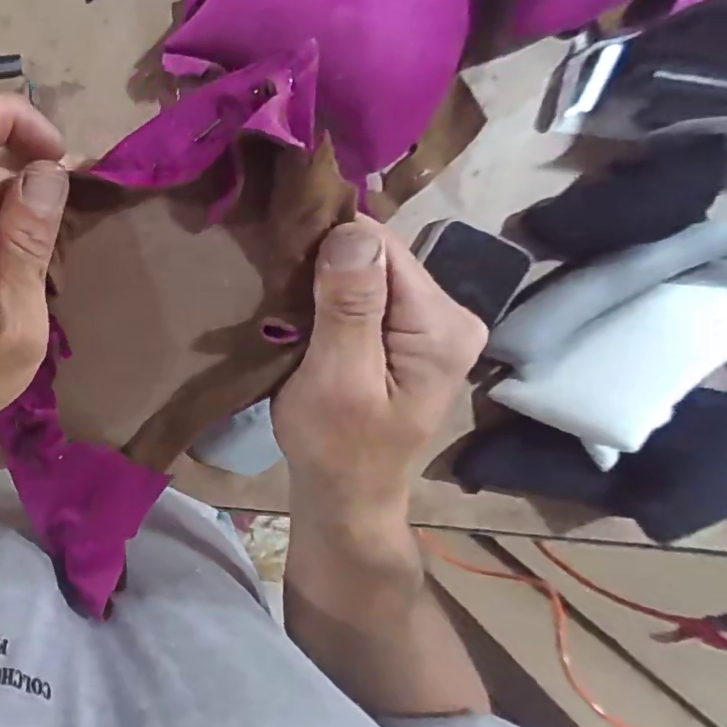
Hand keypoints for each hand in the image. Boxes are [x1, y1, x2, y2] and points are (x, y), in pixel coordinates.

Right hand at [272, 217, 485, 529]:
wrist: (344, 492)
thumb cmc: (335, 444)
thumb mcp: (337, 378)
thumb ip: (350, 308)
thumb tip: (351, 233)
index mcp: (441, 325)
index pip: (385, 250)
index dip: (331, 242)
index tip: (282, 249)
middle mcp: (450, 316)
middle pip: (381, 258)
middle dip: (328, 260)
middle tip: (276, 276)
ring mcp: (430, 326)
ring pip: (371, 274)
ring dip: (325, 277)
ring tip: (283, 289)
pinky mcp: (408, 337)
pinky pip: (367, 295)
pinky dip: (332, 295)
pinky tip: (305, 306)